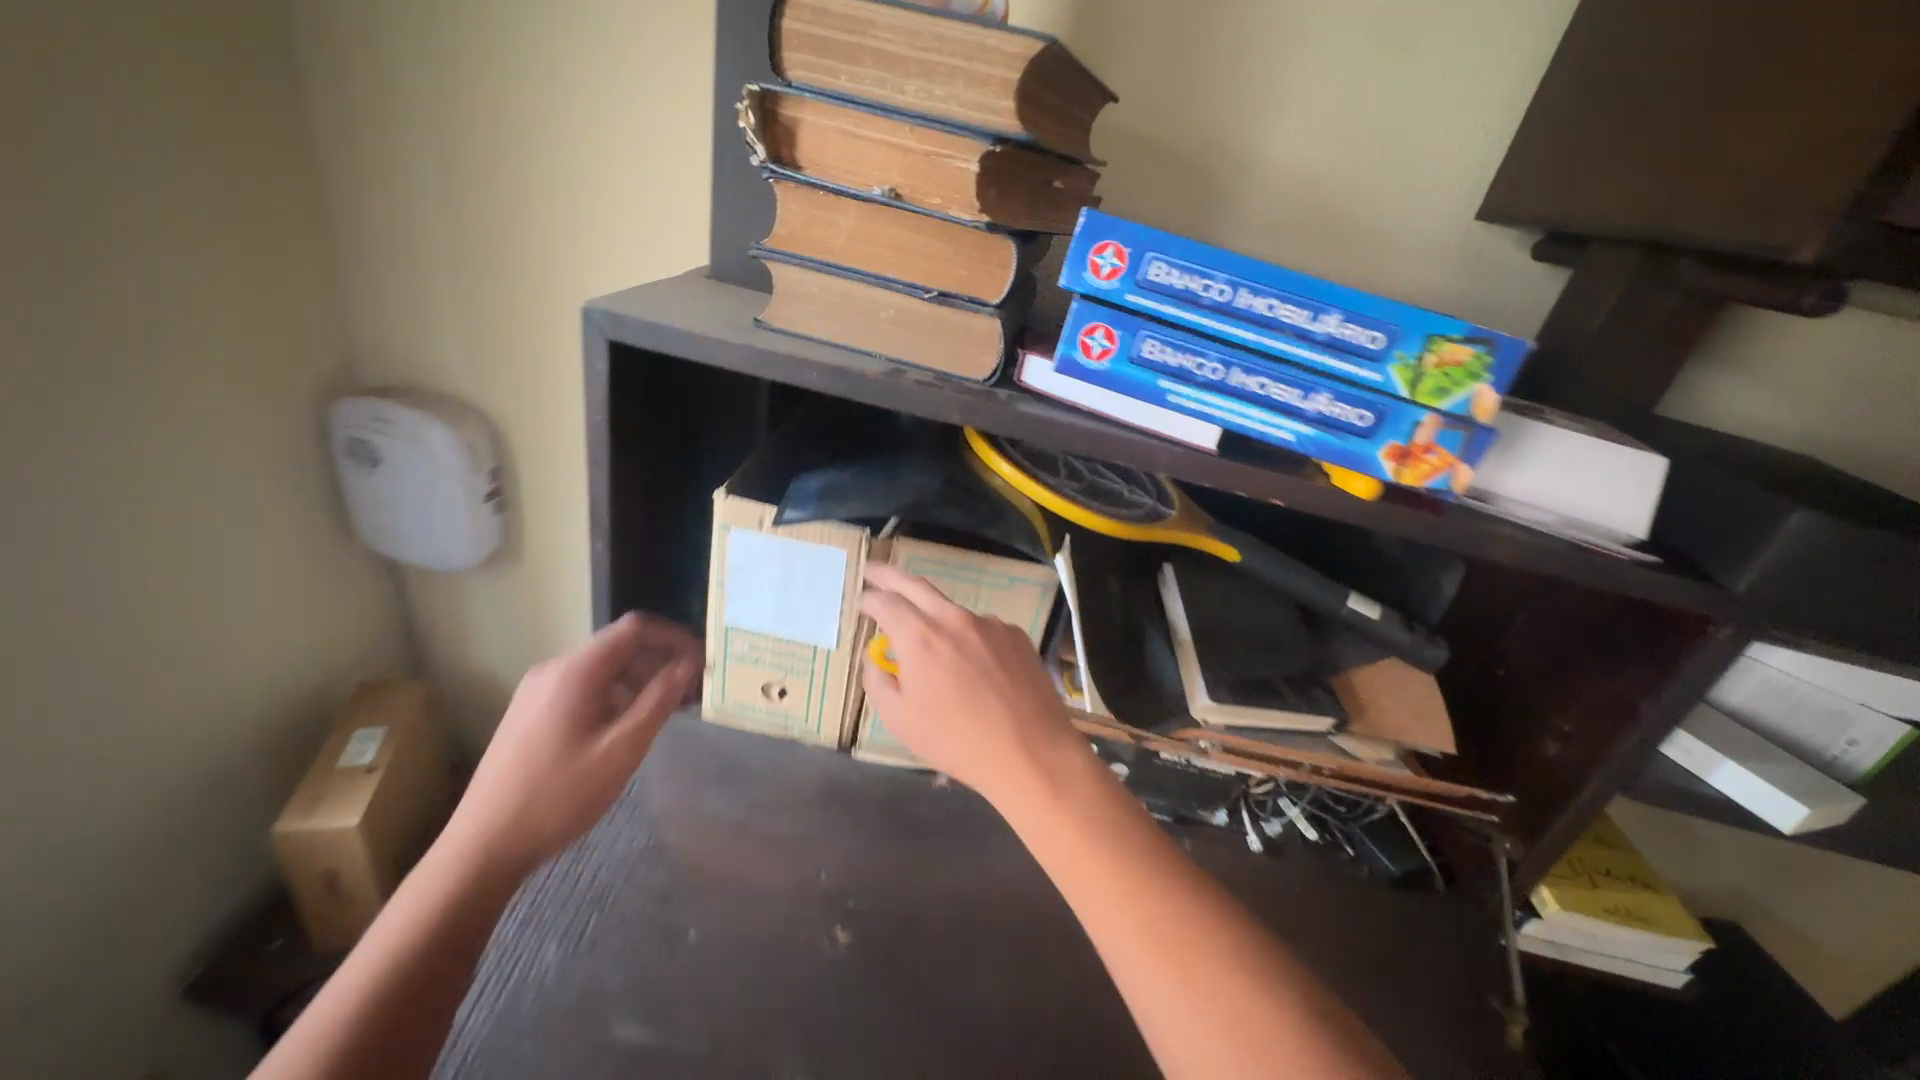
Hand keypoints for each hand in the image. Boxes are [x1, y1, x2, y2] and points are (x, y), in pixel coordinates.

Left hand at [441, 612, 700, 876]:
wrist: (485, 843)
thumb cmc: (559, 797)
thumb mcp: (621, 751)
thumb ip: (658, 702)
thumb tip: (690, 665)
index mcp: (575, 672)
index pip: (635, 629)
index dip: (675, 637)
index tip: (705, 661)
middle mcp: (554, 670)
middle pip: (619, 647)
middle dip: (661, 661)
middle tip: (696, 690)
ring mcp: (538, 691)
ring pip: (602, 670)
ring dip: (641, 681)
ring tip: (672, 709)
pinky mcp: (532, 713)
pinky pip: (584, 689)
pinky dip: (616, 696)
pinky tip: (633, 725)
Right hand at [859, 563, 1084, 807]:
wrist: (1030, 751)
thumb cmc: (956, 740)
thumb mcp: (899, 719)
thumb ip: (877, 681)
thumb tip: (877, 658)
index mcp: (920, 637)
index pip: (885, 602)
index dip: (868, 599)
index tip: (860, 600)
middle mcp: (954, 619)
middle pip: (916, 585)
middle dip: (889, 575)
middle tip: (873, 571)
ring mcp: (990, 623)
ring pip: (952, 611)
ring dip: (933, 617)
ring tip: (930, 647)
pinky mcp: (1015, 635)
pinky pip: (981, 629)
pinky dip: (967, 639)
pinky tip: (974, 669)